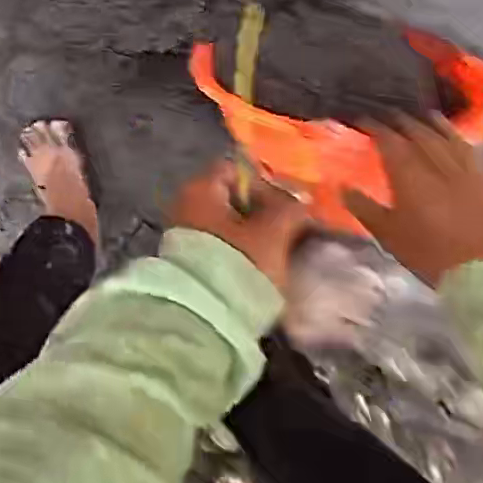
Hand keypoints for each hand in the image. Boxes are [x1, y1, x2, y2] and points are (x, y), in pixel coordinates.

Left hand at [169, 161, 308, 292]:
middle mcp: (185, 202)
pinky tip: (258, 266)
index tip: (287, 206)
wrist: (205, 313)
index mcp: (200, 187)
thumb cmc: (239, 263)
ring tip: (278, 251)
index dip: (264, 183)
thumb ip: (288, 209)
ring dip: (251, 232)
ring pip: (226, 221)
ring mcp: (183, 229)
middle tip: (289, 230)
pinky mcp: (187, 256)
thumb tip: (299, 197)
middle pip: (230, 196)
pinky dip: (238, 248)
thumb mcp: (272, 234)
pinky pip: (219, 242)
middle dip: (260, 210)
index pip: (234, 169)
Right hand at [347, 113, 482, 286]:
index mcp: (412, 176)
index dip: (375, 127)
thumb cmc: (433, 257)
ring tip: (432, 117)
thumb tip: (341, 186)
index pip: (390, 141)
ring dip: (445, 129)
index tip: (363, 118)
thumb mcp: (388, 235)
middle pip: (424, 137)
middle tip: (393, 113)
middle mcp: (446, 169)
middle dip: (406, 122)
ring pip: (461, 145)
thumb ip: (364, 208)